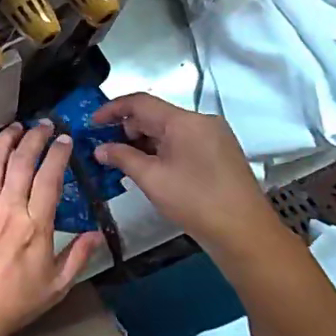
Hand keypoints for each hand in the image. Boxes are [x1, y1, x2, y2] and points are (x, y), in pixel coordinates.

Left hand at [0, 123, 101, 335]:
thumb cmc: (14, 301)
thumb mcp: (56, 285)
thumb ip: (78, 256)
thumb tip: (97, 234)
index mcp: (36, 223)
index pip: (50, 177)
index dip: (59, 154)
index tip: (65, 140)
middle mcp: (8, 207)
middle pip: (22, 161)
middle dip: (35, 138)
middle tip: (43, 126)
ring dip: (5, 141)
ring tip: (15, 128)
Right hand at [92, 93, 284, 255]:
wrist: (245, 233)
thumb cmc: (195, 201)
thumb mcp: (151, 179)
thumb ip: (122, 157)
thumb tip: (100, 148)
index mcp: (184, 121)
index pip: (140, 102)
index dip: (112, 109)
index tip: (91, 123)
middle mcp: (202, 121)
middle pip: (155, 115)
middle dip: (127, 129)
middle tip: (105, 149)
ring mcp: (214, 137)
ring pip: (169, 130)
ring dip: (144, 142)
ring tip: (123, 162)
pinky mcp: (220, 153)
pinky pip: (183, 142)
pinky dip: (162, 150)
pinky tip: (150, 168)